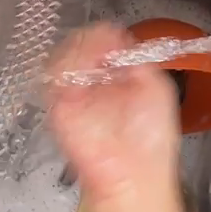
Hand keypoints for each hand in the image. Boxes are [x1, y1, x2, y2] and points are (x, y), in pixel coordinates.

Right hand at [47, 24, 181, 205]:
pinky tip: (85, 69)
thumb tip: (120, 38)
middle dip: (90, 39)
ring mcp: (73, 94)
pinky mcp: (59, 107)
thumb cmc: (150, 142)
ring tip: (97, 56)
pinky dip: (66, 67)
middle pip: (78, 44)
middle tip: (105, 45)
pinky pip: (53, 78)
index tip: (115, 37)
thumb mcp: (157, 89)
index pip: (101, 42)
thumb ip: (139, 60)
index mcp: (114, 77)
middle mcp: (92, 83)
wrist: (136, 175)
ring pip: (63, 56)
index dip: (105, 36)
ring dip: (78, 49)